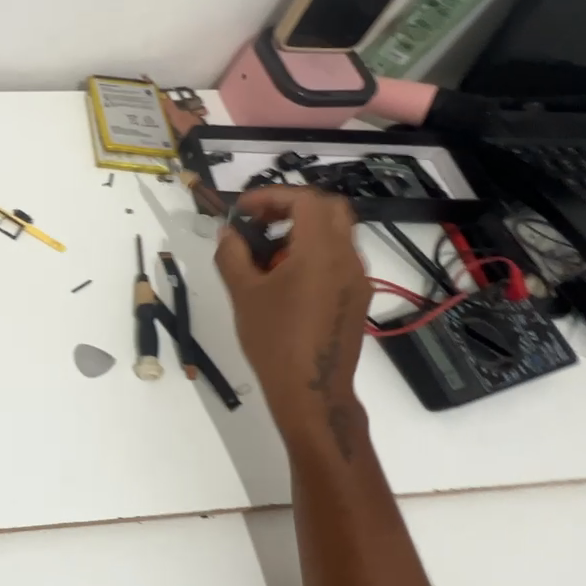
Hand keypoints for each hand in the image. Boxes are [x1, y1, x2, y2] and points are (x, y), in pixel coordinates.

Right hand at [214, 187, 371, 447]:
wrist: (311, 389)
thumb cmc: (273, 338)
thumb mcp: (242, 292)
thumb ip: (232, 254)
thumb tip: (228, 233)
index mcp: (320, 252)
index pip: (305, 201)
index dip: (272, 196)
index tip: (243, 210)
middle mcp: (347, 258)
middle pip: (329, 209)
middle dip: (291, 206)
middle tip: (259, 221)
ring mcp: (356, 278)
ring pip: (335, 232)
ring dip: (301, 229)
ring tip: (265, 253)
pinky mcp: (355, 296)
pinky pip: (337, 257)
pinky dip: (312, 251)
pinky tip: (282, 277)